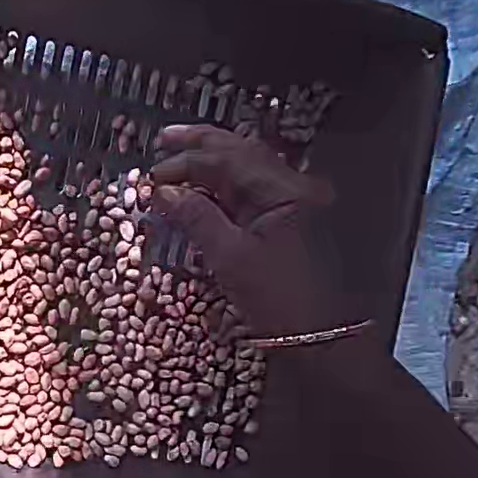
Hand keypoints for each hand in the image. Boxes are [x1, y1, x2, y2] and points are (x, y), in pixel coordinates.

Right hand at [150, 124, 352, 336]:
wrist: (322, 339)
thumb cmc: (280, 300)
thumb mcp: (231, 259)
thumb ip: (197, 217)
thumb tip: (163, 192)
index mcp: (288, 190)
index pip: (230, 160)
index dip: (188, 162)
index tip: (155, 176)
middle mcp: (295, 187)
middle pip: (242, 152)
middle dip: (202, 144)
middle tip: (166, 138)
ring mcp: (293, 203)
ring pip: (247, 170)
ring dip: (211, 162)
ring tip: (178, 154)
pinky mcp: (287, 221)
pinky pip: (250, 193)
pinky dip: (222, 187)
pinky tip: (201, 187)